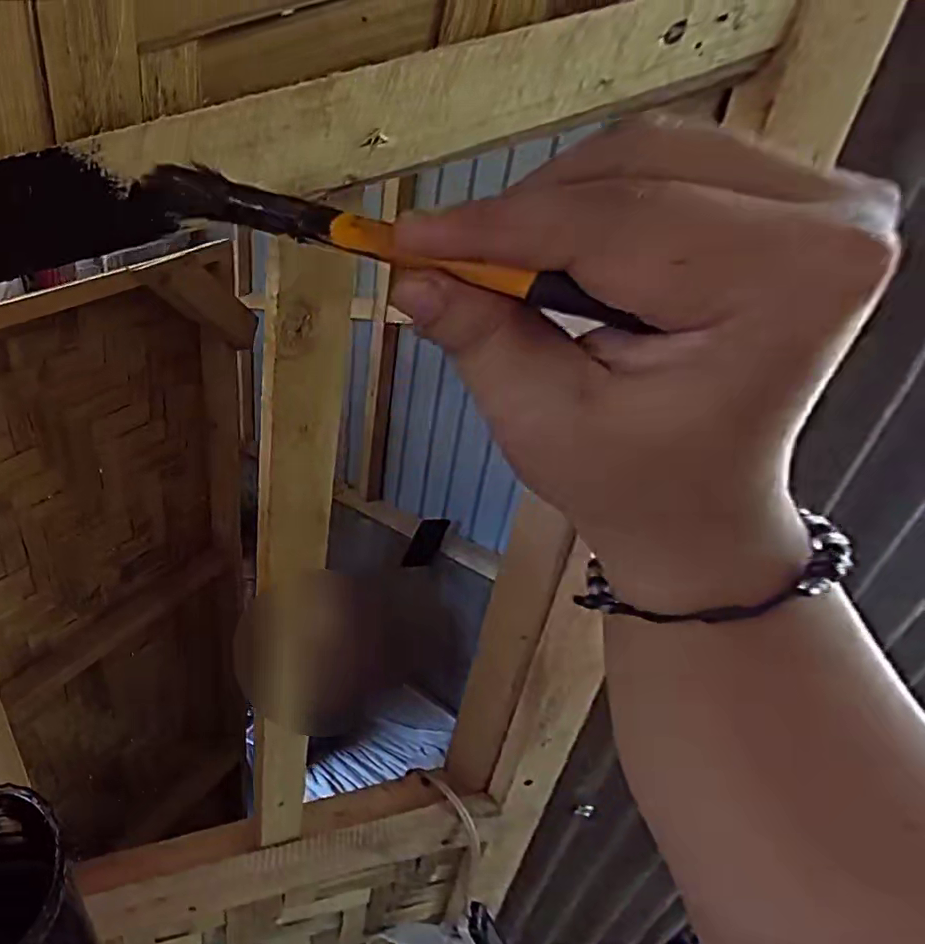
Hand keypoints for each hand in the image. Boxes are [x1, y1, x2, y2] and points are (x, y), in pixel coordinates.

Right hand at [389, 118, 899, 610]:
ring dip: (541, 206)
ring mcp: (815, 201)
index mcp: (786, 280)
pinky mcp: (779, 205)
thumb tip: (412, 282)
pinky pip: (654, 171)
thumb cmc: (623, 473)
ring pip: (640, 155)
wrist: (691, 496)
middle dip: (518, 212)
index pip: (612, 222)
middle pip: (635, 164)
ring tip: (486, 268)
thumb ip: (481, 337)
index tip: (405, 238)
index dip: (495, 226)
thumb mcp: (537, 414)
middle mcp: (828, 218)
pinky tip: (535, 256)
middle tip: (439, 260)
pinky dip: (571, 207)